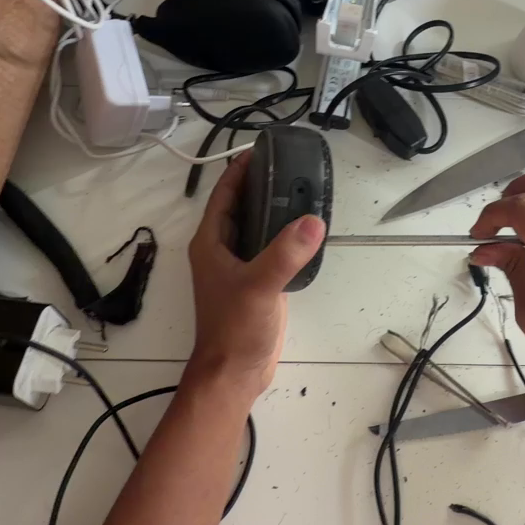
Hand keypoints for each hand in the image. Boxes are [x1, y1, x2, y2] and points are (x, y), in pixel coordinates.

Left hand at [184, 151, 325, 396]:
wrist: (234, 374)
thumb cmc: (235, 328)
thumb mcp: (259, 286)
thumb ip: (285, 253)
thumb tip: (314, 221)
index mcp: (211, 244)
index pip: (223, 196)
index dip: (238, 171)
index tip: (260, 149)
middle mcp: (222, 251)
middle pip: (239, 207)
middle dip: (260, 185)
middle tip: (289, 165)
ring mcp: (239, 268)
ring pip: (255, 228)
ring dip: (273, 210)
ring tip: (301, 190)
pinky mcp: (256, 283)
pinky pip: (268, 248)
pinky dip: (283, 235)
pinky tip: (305, 231)